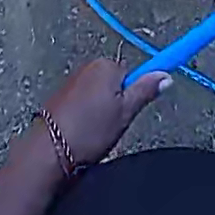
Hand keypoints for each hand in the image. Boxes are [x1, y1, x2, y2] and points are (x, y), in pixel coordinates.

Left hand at [1, 59, 169, 196]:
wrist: (49, 149)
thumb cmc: (88, 131)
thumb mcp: (125, 113)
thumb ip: (145, 90)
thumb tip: (165, 75)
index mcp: (106, 65)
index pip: (132, 73)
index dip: (132, 94)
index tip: (129, 110)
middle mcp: (89, 66)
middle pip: (115, 83)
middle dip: (116, 103)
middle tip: (113, 125)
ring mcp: (73, 80)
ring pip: (99, 94)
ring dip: (101, 110)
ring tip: (96, 132)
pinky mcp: (62, 95)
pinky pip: (84, 101)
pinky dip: (86, 114)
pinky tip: (83, 132)